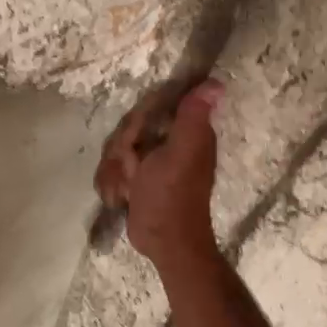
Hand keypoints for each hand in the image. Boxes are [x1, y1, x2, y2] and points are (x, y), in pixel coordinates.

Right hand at [94, 80, 224, 262]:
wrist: (163, 242)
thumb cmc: (172, 198)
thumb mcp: (181, 153)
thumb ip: (193, 117)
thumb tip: (217, 83)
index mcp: (183, 131)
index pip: (147, 106)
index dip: (135, 125)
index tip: (135, 144)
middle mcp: (166, 141)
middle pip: (125, 129)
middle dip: (121, 153)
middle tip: (133, 172)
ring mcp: (148, 160)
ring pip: (113, 150)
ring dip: (115, 173)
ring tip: (127, 191)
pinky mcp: (134, 178)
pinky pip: (109, 169)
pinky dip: (112, 185)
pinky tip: (122, 198)